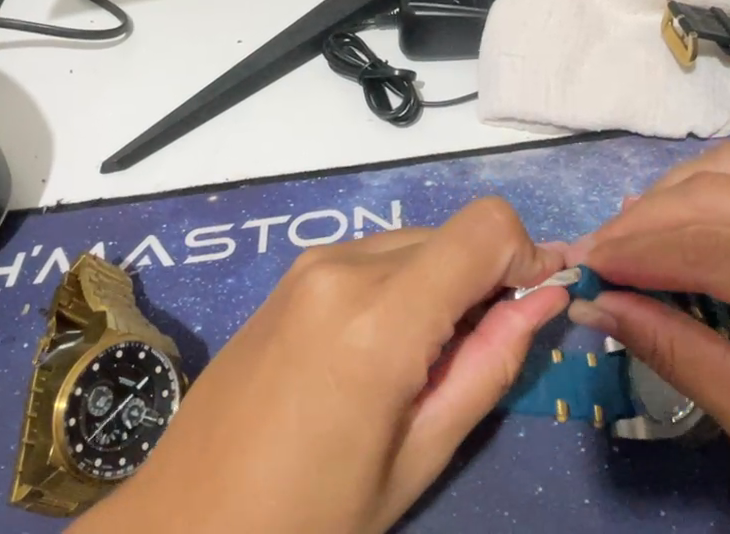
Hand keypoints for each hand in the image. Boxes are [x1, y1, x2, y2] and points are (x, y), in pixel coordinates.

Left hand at [79, 198, 567, 533]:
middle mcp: (345, 265)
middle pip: (452, 234)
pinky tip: (376, 350)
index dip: (525, 255)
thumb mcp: (418, 456)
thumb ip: (489, 365)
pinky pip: (371, 256)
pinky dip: (401, 285)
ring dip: (440, 284)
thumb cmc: (310, 514)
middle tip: (472, 357)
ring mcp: (309, 264)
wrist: (186, 522)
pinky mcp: (289, 274)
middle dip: (483, 280)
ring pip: (414, 243)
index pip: (486, 226)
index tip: (529, 309)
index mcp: (381, 314)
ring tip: (418, 364)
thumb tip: (543, 299)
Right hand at [568, 142, 729, 533]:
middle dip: (644, 220)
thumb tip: (591, 302)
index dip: (636, 252)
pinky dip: (709, 192)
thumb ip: (673, 349)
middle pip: (723, 190)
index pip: (716, 244)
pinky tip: (676, 220)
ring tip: (626, 237)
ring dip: (671, 197)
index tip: (577, 267)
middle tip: (593, 254)